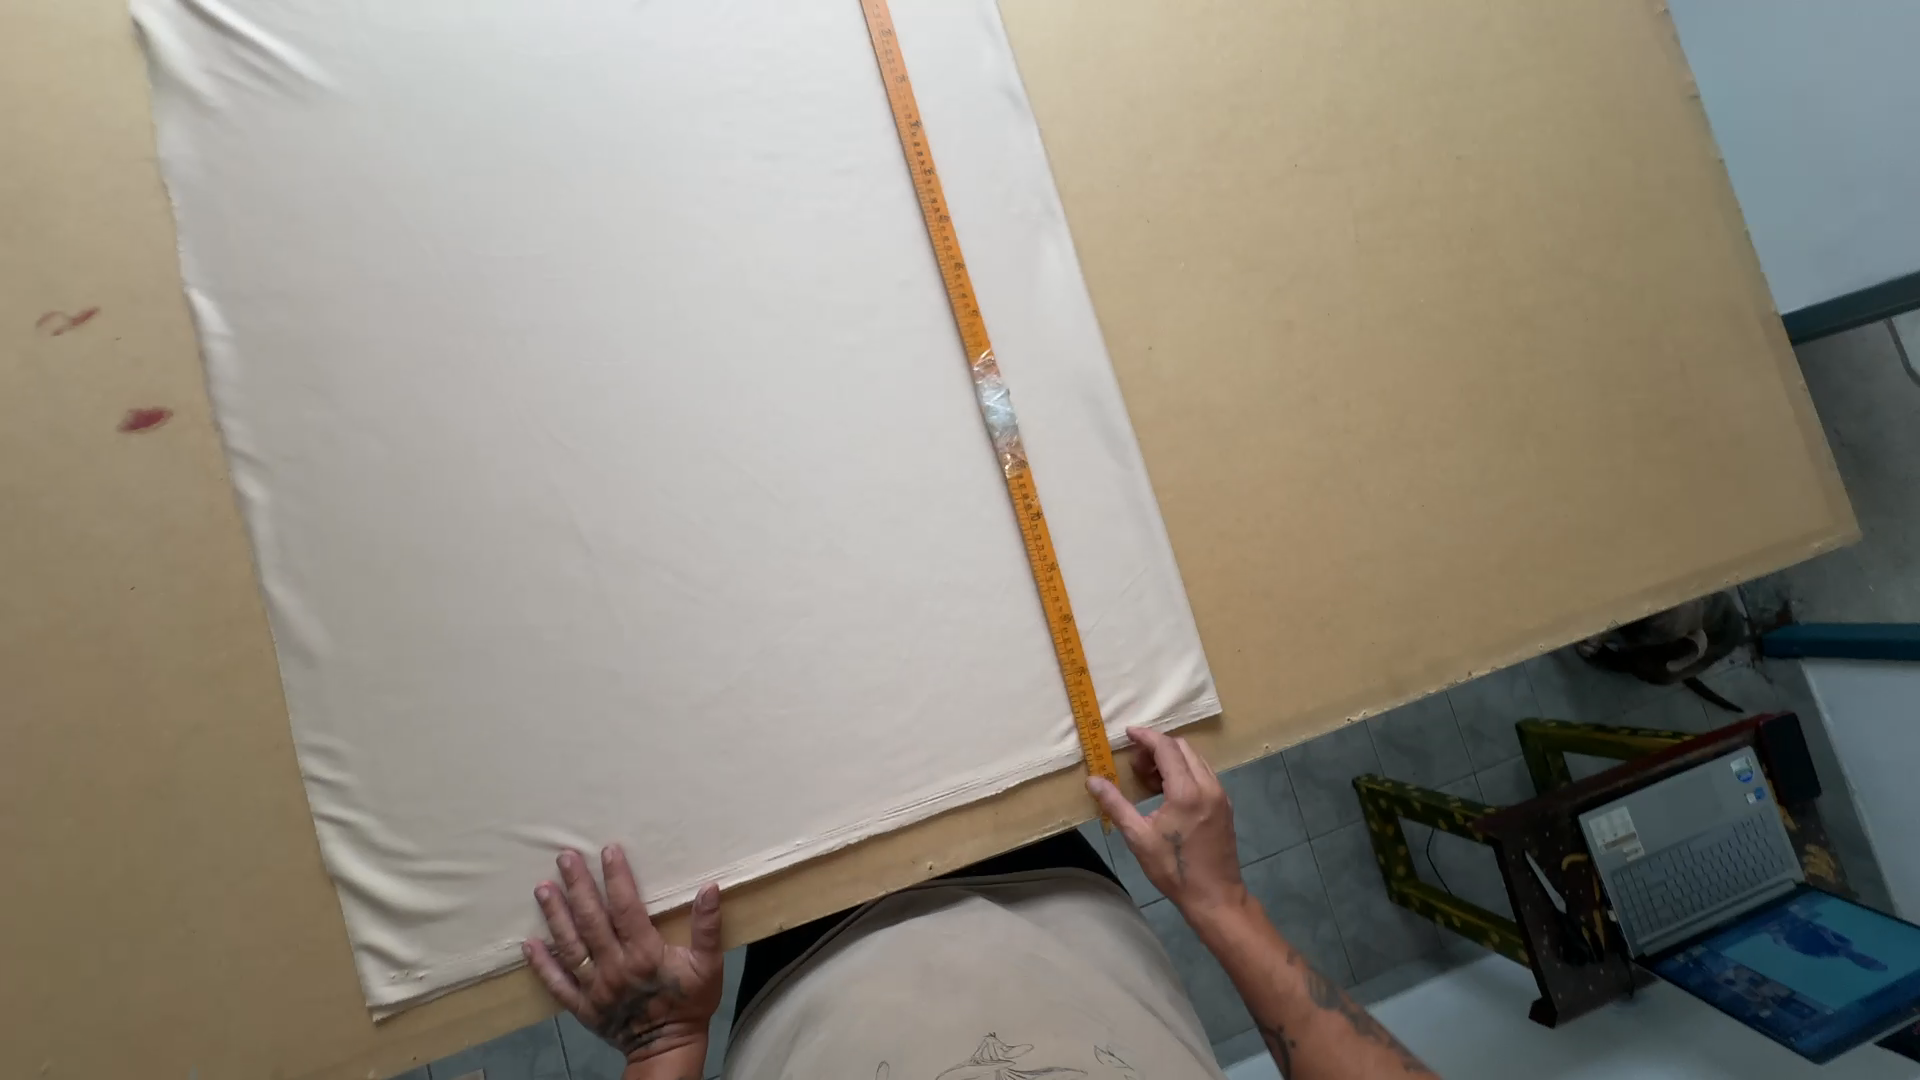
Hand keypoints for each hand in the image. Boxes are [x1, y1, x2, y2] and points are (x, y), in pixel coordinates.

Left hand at [524, 845, 723, 1063]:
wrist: (668, 1049)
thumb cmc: (691, 1002)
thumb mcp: (710, 964)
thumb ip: (708, 927)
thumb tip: (709, 888)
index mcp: (644, 953)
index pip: (626, 908)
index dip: (617, 878)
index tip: (608, 850)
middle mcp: (614, 967)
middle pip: (592, 921)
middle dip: (578, 887)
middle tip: (565, 858)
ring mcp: (594, 988)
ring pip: (570, 946)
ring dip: (556, 915)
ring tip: (542, 888)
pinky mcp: (581, 1007)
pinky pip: (556, 984)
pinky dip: (541, 964)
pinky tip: (528, 943)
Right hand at [1088, 726, 1246, 917]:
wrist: (1215, 897)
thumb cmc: (1173, 868)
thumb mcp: (1138, 837)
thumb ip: (1115, 804)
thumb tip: (1092, 780)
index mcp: (1186, 791)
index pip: (1166, 747)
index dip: (1145, 737)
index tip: (1128, 734)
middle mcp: (1207, 786)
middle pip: (1181, 748)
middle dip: (1156, 747)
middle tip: (1135, 764)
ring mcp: (1220, 794)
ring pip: (1194, 759)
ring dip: (1171, 758)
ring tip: (1150, 779)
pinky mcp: (1225, 805)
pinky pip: (1204, 773)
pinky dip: (1185, 770)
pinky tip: (1169, 791)